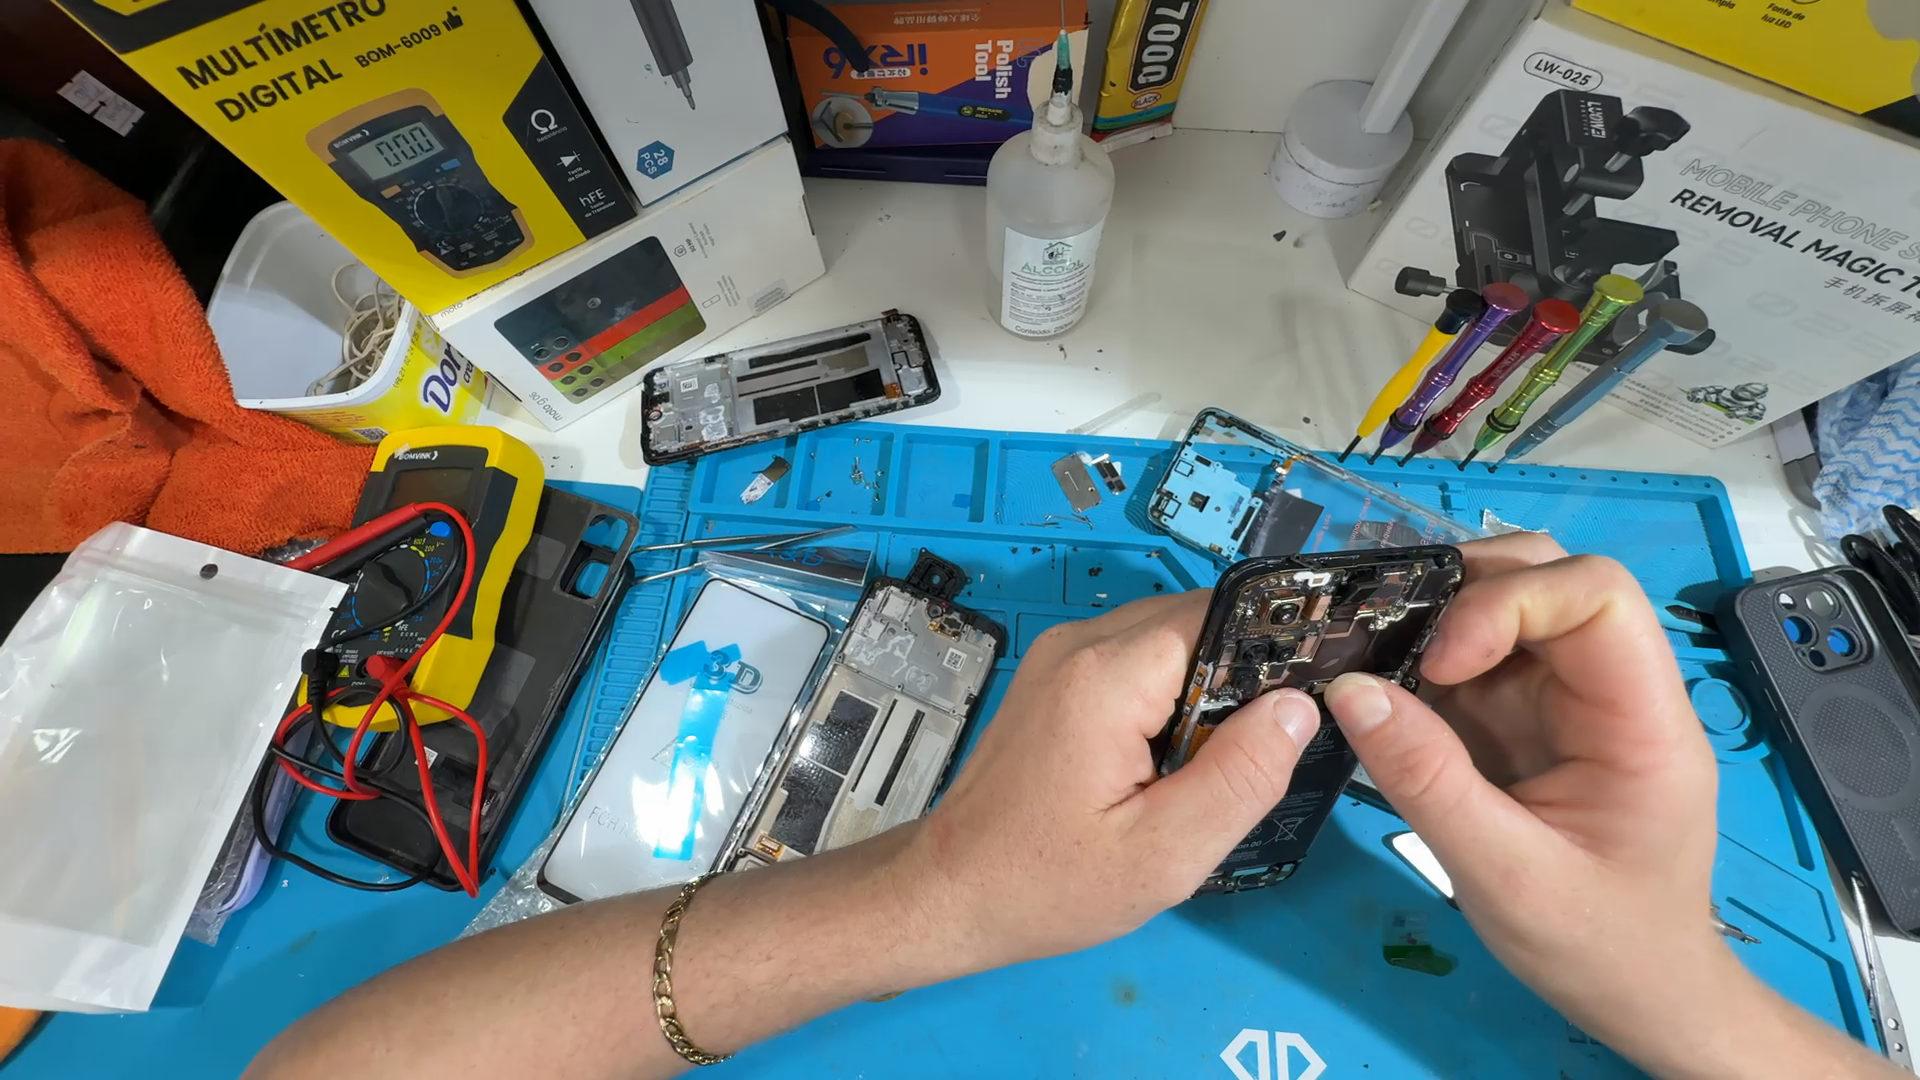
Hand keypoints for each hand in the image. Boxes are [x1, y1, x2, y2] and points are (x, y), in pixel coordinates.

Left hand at [906, 591, 1321, 970]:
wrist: (955, 885)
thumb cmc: (1053, 881)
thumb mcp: (1165, 852)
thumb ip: (1240, 775)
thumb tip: (1296, 705)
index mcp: (1105, 675)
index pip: (1212, 616)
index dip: (1268, 646)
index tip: (1311, 688)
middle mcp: (1078, 642)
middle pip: (1187, 619)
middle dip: (1238, 667)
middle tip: (1265, 738)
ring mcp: (1058, 652)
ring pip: (1160, 635)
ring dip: (1201, 679)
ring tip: (1220, 749)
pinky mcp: (1051, 673)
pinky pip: (1129, 656)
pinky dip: (1164, 686)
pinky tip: (1171, 745)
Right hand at [1323, 534, 1735, 1069]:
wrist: (1630, 990)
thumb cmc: (1596, 941)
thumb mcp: (1504, 875)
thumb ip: (1425, 781)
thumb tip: (1345, 688)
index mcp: (1636, 720)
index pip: (1594, 596)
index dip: (1506, 604)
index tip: (1438, 667)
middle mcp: (1595, 685)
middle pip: (1544, 573)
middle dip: (1459, 584)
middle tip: (1387, 631)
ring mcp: (1547, 693)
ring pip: (1494, 596)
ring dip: (1426, 608)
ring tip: (1368, 646)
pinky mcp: (1503, 709)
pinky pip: (1452, 645)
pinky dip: (1404, 645)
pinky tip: (1368, 679)